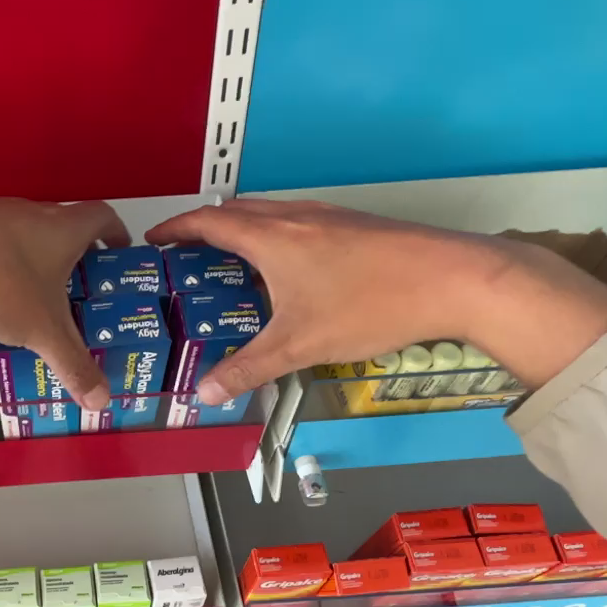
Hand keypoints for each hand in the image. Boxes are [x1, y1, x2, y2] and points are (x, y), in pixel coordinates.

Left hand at [0, 197, 128, 409]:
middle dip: (71, 255)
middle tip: (73, 290)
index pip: (101, 217)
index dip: (115, 233)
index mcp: (61, 228)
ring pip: (19, 233)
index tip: (118, 253)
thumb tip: (103, 402)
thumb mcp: (42, 332)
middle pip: (60, 224)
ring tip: (25, 298)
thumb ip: (73, 365)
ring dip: (28, 258)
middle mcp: (29, 211)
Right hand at [146, 199, 606, 402]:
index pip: (207, 221)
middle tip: (187, 261)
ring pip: (269, 214)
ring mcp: (327, 216)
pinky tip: (288, 272)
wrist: (453, 278)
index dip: (175, 229)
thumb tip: (204, 395)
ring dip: (241, 231)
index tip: (152, 243)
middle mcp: (293, 216)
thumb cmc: (366, 306)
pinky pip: (295, 222)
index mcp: (270, 237)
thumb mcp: (299, 345)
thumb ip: (248, 368)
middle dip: (204, 230)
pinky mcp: (354, 224)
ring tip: (230, 266)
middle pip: (236, 211)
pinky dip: (273, 236)